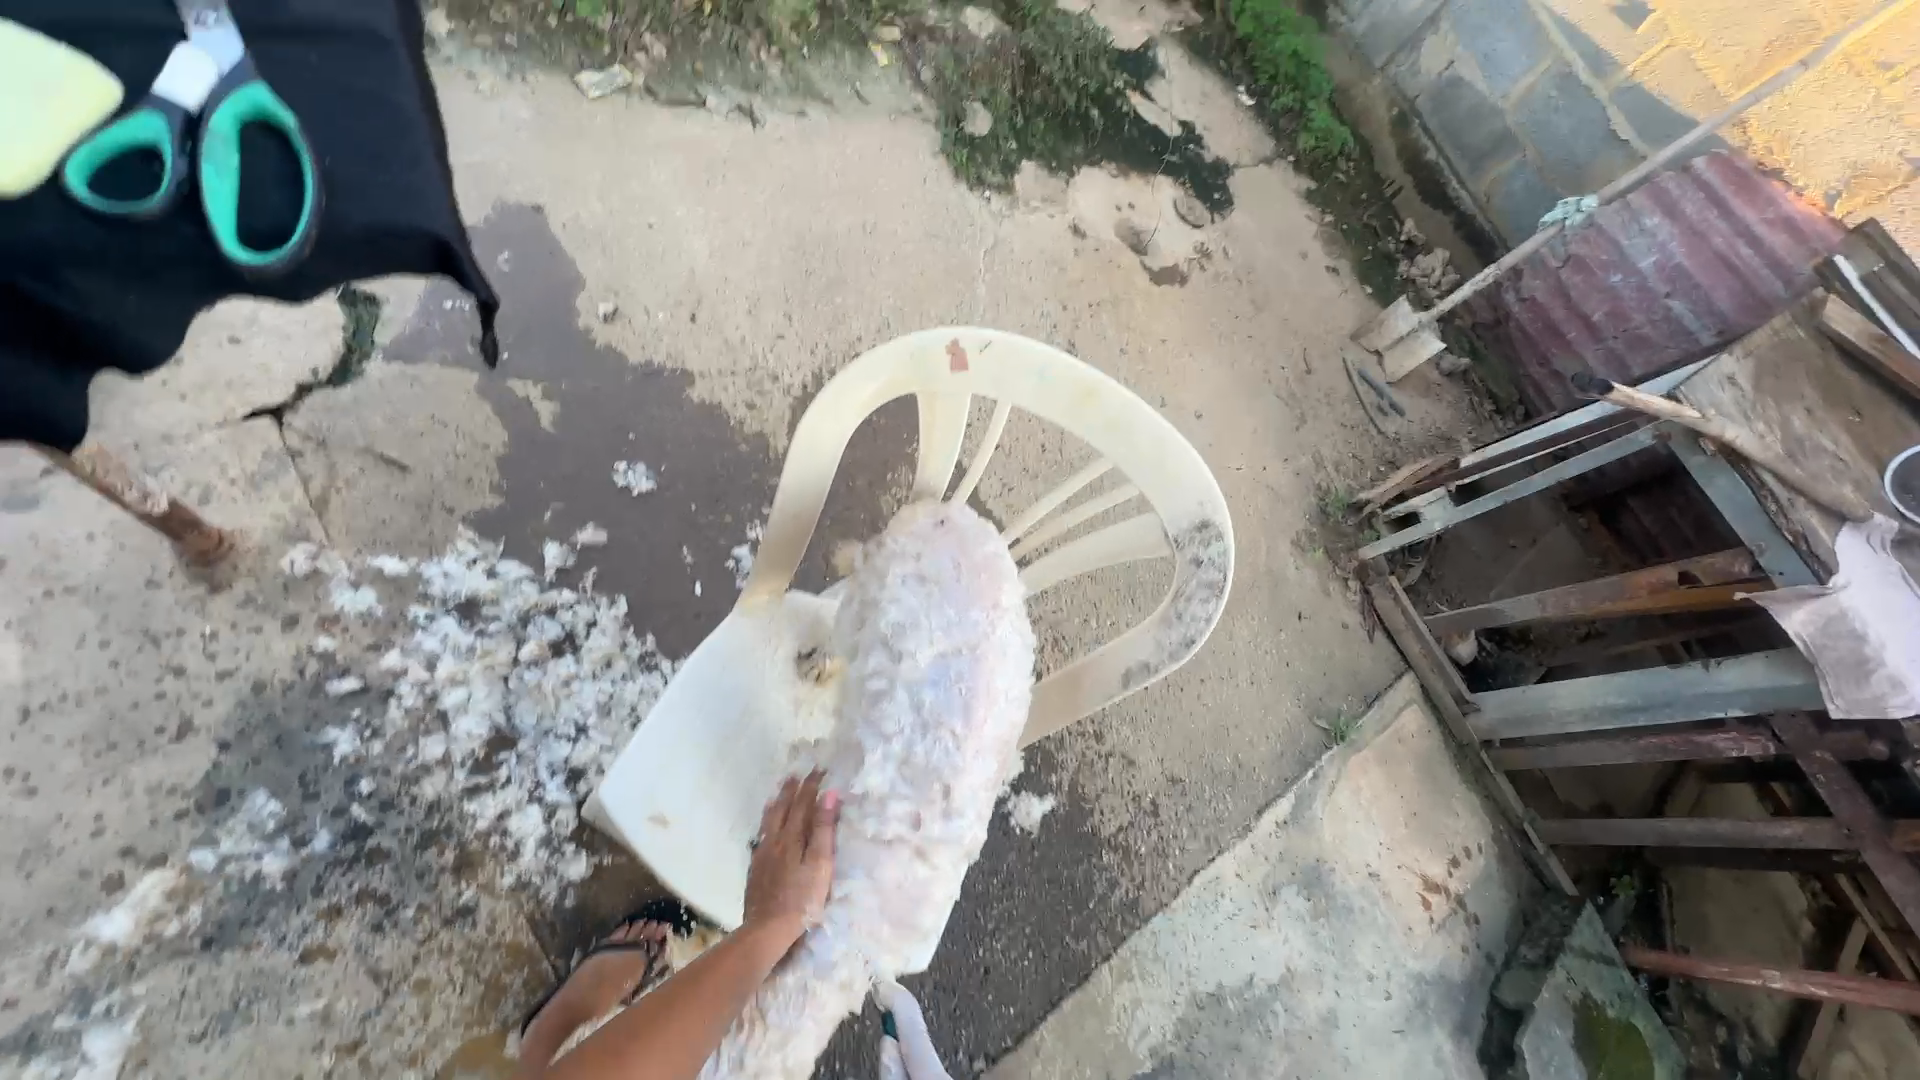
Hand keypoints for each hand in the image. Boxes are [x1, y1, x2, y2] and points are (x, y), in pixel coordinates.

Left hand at [742, 770, 839, 946]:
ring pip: (768, 821)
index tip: (820, 769)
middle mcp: (774, 840)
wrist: (767, 929)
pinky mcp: (756, 870)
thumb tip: (830, 794)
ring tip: (779, 792)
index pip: (804, 804)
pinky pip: (761, 836)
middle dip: (792, 790)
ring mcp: (762, 855)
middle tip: (797, 774)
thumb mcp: (820, 863)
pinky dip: (766, 823)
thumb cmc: (802, 898)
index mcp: (792, 837)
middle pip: (782, 808)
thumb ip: (823, 829)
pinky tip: (766, 828)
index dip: (812, 786)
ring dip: (776, 803)